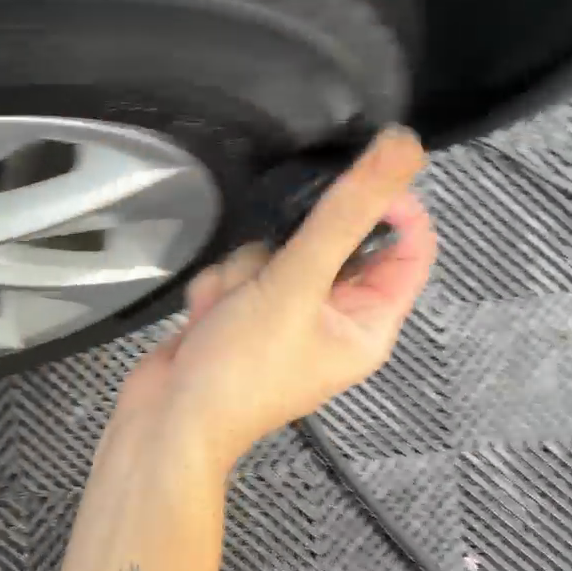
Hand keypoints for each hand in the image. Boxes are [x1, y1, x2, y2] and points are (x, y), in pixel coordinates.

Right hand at [116, 126, 436, 465]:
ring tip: (226, 311)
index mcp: (366, 322)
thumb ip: (344, 215)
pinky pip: (232, 276)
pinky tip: (203, 319)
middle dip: (287, 250)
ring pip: (269, 254)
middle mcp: (325, 318)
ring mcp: (275, 317)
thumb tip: (403, 147)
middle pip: (329, 242)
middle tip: (271, 272)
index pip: (406, 244)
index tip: (347, 189)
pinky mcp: (232, 317)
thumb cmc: (236, 374)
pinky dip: (214, 292)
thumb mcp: (295, 288)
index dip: (384, 210)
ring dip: (241, 275)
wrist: (165, 422)